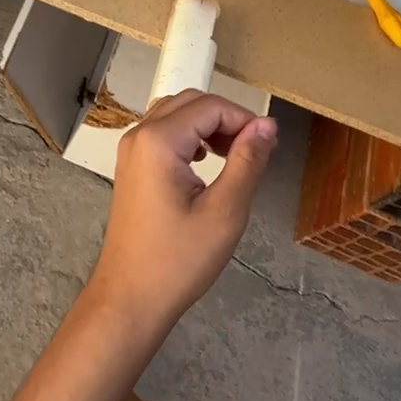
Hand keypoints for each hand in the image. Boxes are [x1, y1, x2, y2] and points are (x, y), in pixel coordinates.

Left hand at [87, 90, 277, 325]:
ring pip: (176, 113)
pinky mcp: (132, 165)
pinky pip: (164, 132)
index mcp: (158, 140)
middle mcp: (140, 135)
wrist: (131, 297)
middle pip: (191, 102)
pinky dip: (190, 136)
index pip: (210, 106)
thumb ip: (248, 161)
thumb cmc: (178, 260)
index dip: (244, 119)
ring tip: (235, 156)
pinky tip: (208, 163)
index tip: (269, 145)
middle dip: (226, 118)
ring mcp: (131, 149)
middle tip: (254, 150)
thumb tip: (267, 125)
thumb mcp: (225, 212)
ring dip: (208, 125)